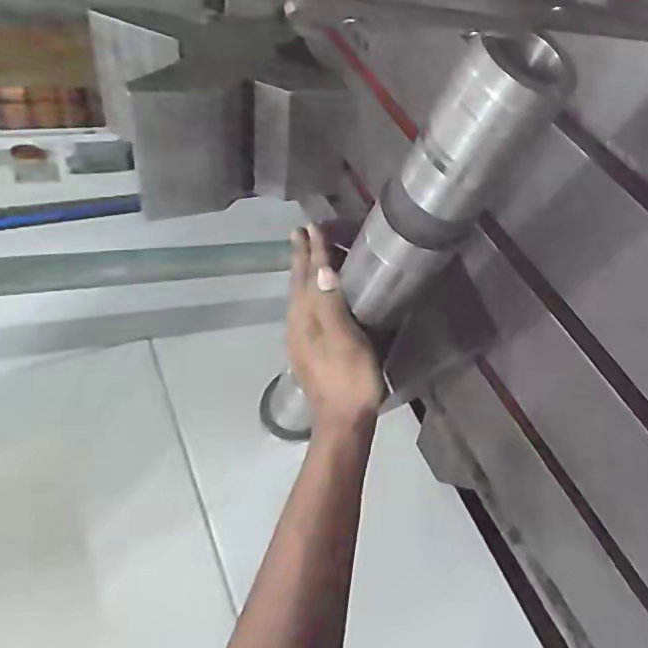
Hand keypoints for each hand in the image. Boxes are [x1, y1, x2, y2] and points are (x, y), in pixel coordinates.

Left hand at [286, 224, 382, 430]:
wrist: (342, 421)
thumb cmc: (350, 380)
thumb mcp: (347, 341)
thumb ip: (333, 307)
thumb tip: (323, 271)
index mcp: (306, 321)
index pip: (309, 278)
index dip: (313, 252)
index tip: (312, 226)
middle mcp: (298, 326)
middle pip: (297, 285)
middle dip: (300, 258)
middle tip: (300, 233)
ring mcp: (302, 340)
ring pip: (299, 297)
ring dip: (302, 274)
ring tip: (306, 256)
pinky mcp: (310, 350)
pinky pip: (305, 310)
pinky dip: (308, 292)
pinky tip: (316, 296)